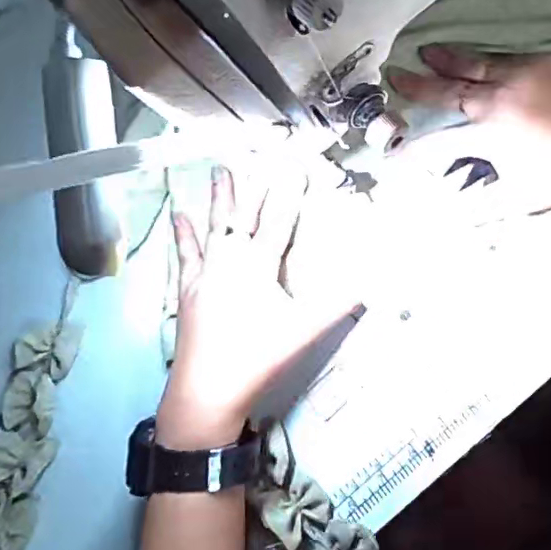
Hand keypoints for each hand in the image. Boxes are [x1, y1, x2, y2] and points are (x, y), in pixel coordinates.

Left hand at [155, 164, 358, 448]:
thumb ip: (338, 304)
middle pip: (244, 217)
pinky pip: (185, 255)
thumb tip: (372, 284)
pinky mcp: (187, 291)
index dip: (287, 195)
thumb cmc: (259, 358)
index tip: (292, 168)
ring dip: (218, 199)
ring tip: (218, 171)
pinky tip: (178, 215)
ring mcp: (204, 275)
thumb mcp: (306, 331)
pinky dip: (183, 235)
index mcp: (258, 268)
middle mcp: (229, 263)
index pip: (278, 223)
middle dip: (254, 188)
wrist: (206, 391)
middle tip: (257, 158)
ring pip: (213, 229)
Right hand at [387, 46, 550, 221]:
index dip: (414, 151)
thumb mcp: (527, 198)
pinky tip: (481, 57)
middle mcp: (497, 99)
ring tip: (427, 51)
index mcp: (491, 135)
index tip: (392, 154)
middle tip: (394, 74)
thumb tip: (455, 221)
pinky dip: (486, 58)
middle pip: (449, 90)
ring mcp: (521, 74)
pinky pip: (506, 57)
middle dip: (419, 85)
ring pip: (475, 64)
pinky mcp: (544, 62)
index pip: (441, 144)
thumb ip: (486, 207)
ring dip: (448, 60)